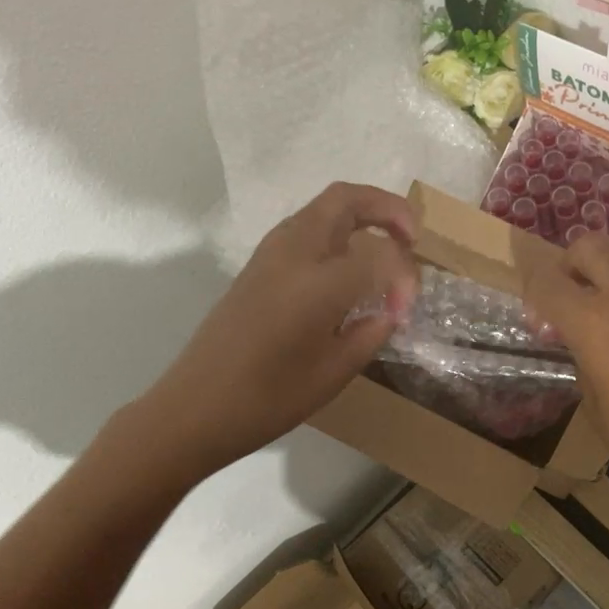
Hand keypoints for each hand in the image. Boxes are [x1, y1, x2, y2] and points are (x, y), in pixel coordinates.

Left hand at [127, 183, 419, 481]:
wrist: (195, 409)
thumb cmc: (270, 398)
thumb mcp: (337, 370)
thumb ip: (372, 330)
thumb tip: (389, 309)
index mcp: (319, 282)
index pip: (382, 254)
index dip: (405, 278)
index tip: (403, 313)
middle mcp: (295, 253)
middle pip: (347, 199)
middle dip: (388, 209)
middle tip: (412, 238)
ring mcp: (271, 254)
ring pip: (324, 208)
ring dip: (361, 216)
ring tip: (385, 248)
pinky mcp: (258, 265)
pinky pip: (306, 229)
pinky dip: (338, 233)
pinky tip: (349, 271)